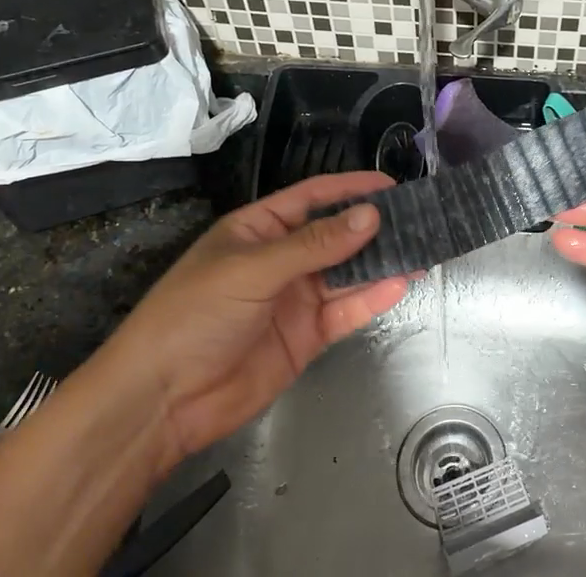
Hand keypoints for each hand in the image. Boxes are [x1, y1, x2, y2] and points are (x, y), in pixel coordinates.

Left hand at [102, 172, 409, 462]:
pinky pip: (346, 311)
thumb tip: (371, 215)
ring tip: (422, 248)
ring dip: (381, 262)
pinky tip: (400, 284)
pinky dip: (372, 299)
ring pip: (348, 273)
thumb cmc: (194, 315)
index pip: (312, 198)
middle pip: (337, 235)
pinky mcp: (307, 336)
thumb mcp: (252, 269)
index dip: (350, 188)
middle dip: (374, 227)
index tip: (392, 185)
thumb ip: (314, 244)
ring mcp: (296, 299)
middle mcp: (281, 259)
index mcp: (258, 230)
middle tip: (419, 218)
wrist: (163, 400)